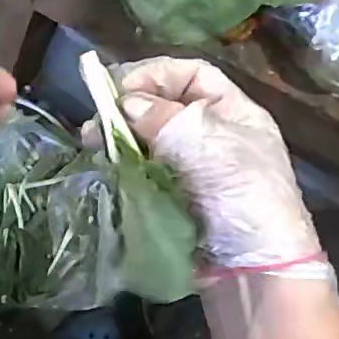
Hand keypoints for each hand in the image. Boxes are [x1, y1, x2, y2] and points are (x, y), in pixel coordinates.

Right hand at [99, 57, 328, 280]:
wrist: (247, 264)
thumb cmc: (238, 192)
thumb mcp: (205, 141)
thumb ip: (161, 115)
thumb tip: (125, 102)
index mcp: (231, 112)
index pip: (191, 75)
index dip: (155, 74)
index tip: (121, 87)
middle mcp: (208, 135)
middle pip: (162, 105)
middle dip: (128, 105)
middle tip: (98, 115)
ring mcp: (186, 167)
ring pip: (144, 137)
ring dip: (116, 133)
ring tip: (91, 139)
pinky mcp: (166, 195)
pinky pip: (137, 168)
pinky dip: (118, 160)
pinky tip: (102, 159)